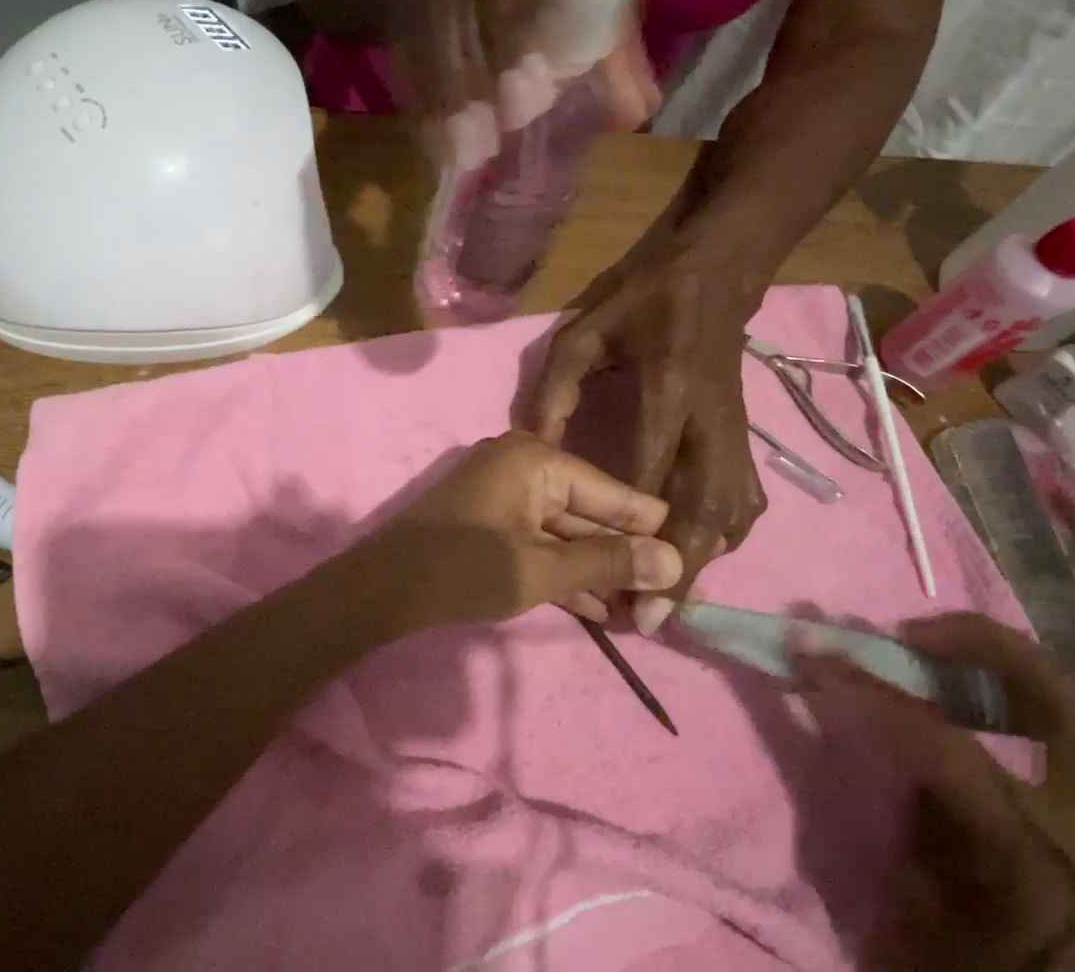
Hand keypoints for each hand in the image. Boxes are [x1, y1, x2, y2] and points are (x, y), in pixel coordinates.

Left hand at [354, 432, 682, 632]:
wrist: (379, 590)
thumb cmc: (462, 572)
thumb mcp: (541, 570)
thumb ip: (608, 563)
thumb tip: (674, 562)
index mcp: (537, 458)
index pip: (617, 495)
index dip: (656, 536)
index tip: (694, 572)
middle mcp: (524, 465)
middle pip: (594, 515)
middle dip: (627, 562)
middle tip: (669, 606)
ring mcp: (505, 494)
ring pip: (568, 534)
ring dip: (599, 574)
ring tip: (642, 617)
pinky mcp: (492, 522)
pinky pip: (541, 543)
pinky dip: (565, 574)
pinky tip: (602, 611)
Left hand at [526, 246, 769, 632]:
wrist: (715, 268)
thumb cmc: (639, 297)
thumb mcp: (580, 336)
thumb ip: (556, 392)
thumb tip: (538, 450)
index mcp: (665, 392)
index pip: (653, 478)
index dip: (641, 538)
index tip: (631, 589)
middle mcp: (708, 419)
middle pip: (706, 508)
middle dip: (683, 568)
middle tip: (654, 617)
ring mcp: (733, 426)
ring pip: (733, 507)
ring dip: (706, 556)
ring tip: (669, 598)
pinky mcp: (741, 430)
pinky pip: (741, 493)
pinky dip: (724, 531)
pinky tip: (700, 556)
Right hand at [795, 614, 1074, 971]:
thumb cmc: (956, 969)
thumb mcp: (909, 902)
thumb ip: (895, 811)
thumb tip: (859, 725)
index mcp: (1031, 859)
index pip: (945, 746)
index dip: (870, 690)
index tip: (808, 653)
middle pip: (1072, 708)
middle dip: (990, 649)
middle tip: (912, 633)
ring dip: (1024, 672)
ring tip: (953, 656)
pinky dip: (1041, 710)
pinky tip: (990, 704)